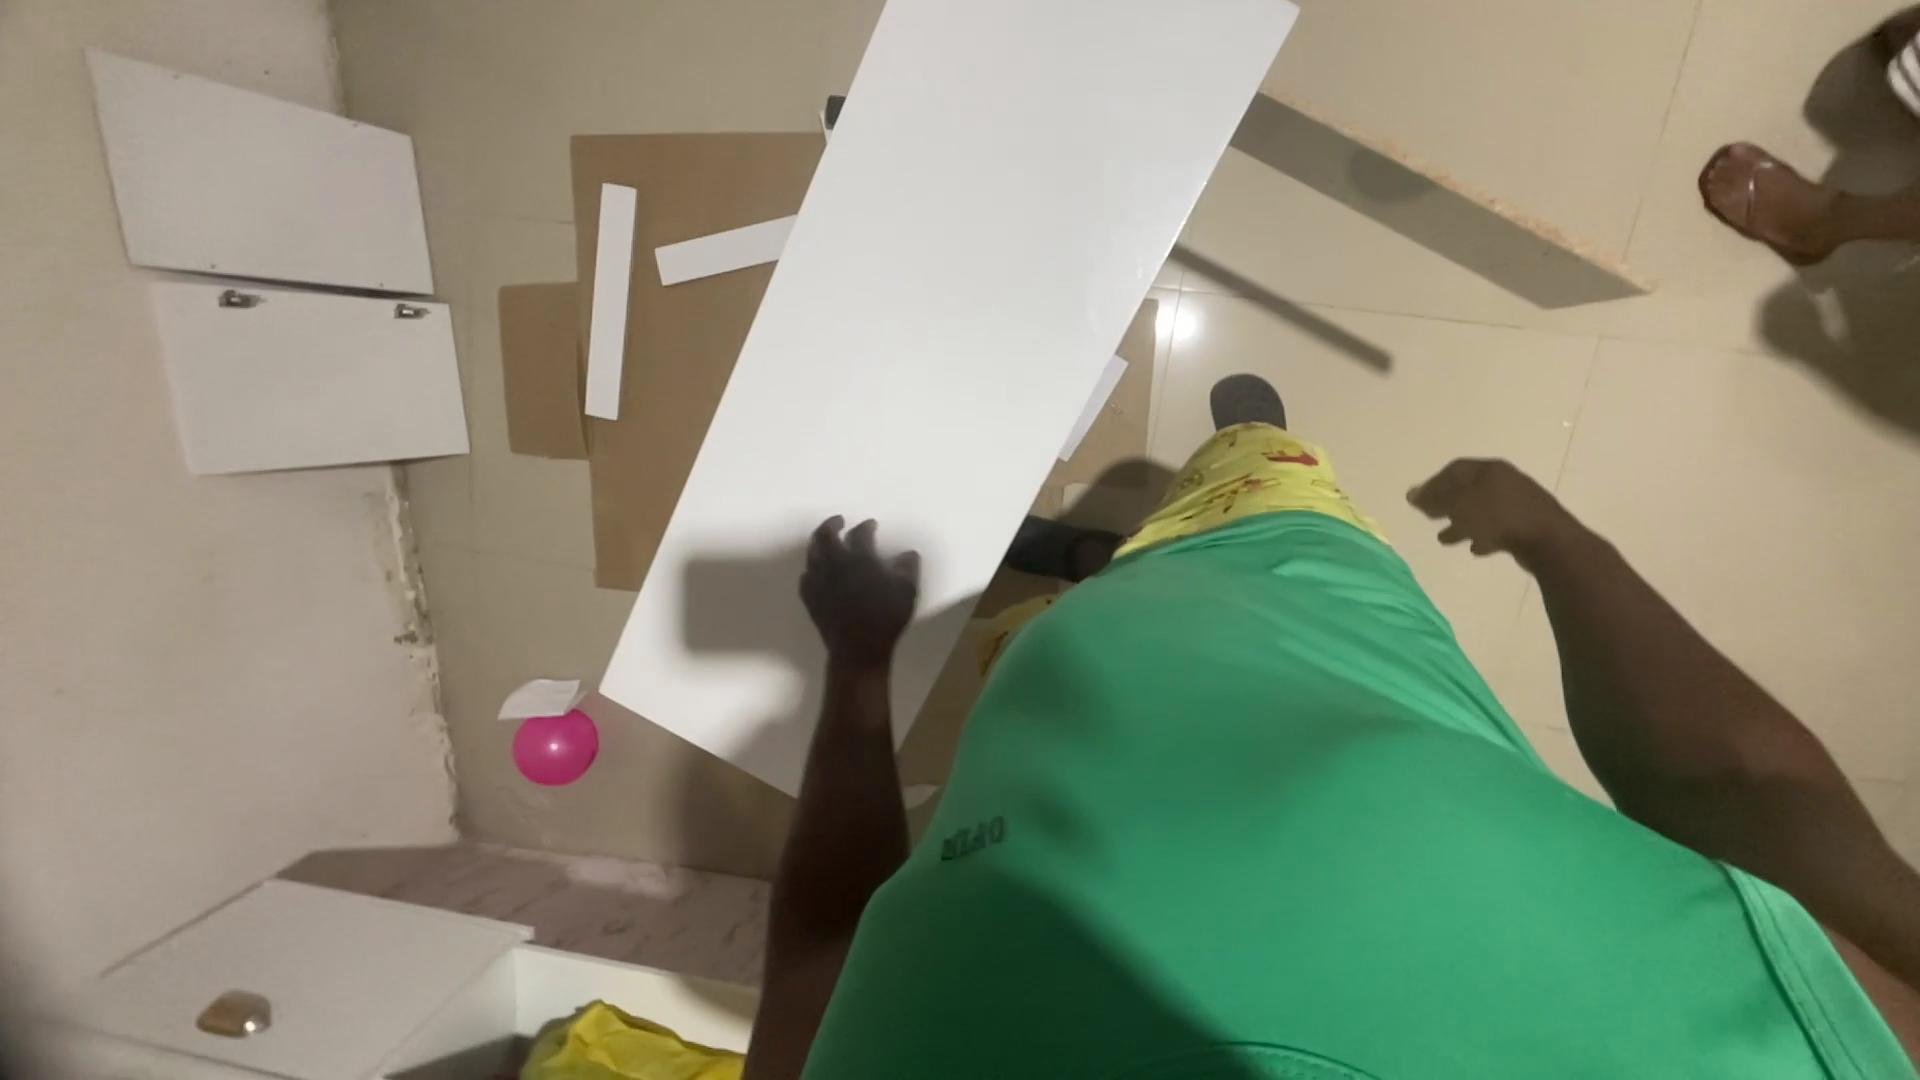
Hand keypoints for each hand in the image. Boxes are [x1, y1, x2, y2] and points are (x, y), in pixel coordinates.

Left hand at [801, 517, 919, 666]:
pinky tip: (817, 571)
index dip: (866, 526)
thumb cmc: (885, 617)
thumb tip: (908, 553)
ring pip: (812, 554)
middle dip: (831, 524)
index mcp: (859, 559)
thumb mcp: (907, 591)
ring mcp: (818, 581)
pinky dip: (812, 568)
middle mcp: (834, 564)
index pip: (860, 534)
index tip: (871, 524)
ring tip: (826, 541)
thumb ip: (907, 568)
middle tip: (839, 521)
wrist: (858, 648)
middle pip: (825, 536)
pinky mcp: (810, 598)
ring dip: (819, 543)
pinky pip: (806, 576)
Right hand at [1408, 459, 1584, 565]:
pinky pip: (1497, 525)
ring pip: (1480, 509)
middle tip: (1429, 516)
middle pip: (1466, 489)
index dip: (1433, 484)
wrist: (1548, 540)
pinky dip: (1482, 534)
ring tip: (1445, 539)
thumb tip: (1411, 494)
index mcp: (1489, 470)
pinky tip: (1474, 547)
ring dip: (1460, 523)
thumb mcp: (1458, 505)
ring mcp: (1517, 502)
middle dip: (1445, 504)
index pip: (1453, 470)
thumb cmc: (1498, 517)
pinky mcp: (1526, 522)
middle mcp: (1504, 481)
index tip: (1418, 501)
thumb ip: (1434, 499)